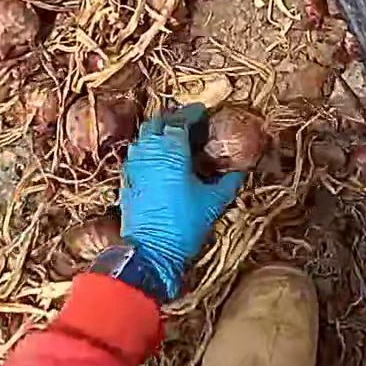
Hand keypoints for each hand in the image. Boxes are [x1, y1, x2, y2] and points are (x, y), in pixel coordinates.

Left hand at [120, 104, 244, 298]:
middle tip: (188, 121)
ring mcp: (134, 166)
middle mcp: (149, 153)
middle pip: (157, 123)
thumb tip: (239, 170)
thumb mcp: (214, 201)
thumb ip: (228, 181)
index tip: (203, 112)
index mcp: (171, 152)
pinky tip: (160, 160)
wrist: (150, 253)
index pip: (180, 121)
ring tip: (174, 138)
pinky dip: (148, 150)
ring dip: (158, 133)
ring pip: (143, 138)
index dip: (192, 113)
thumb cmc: (184, 224)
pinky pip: (136, 155)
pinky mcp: (126, 181)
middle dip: (172, 118)